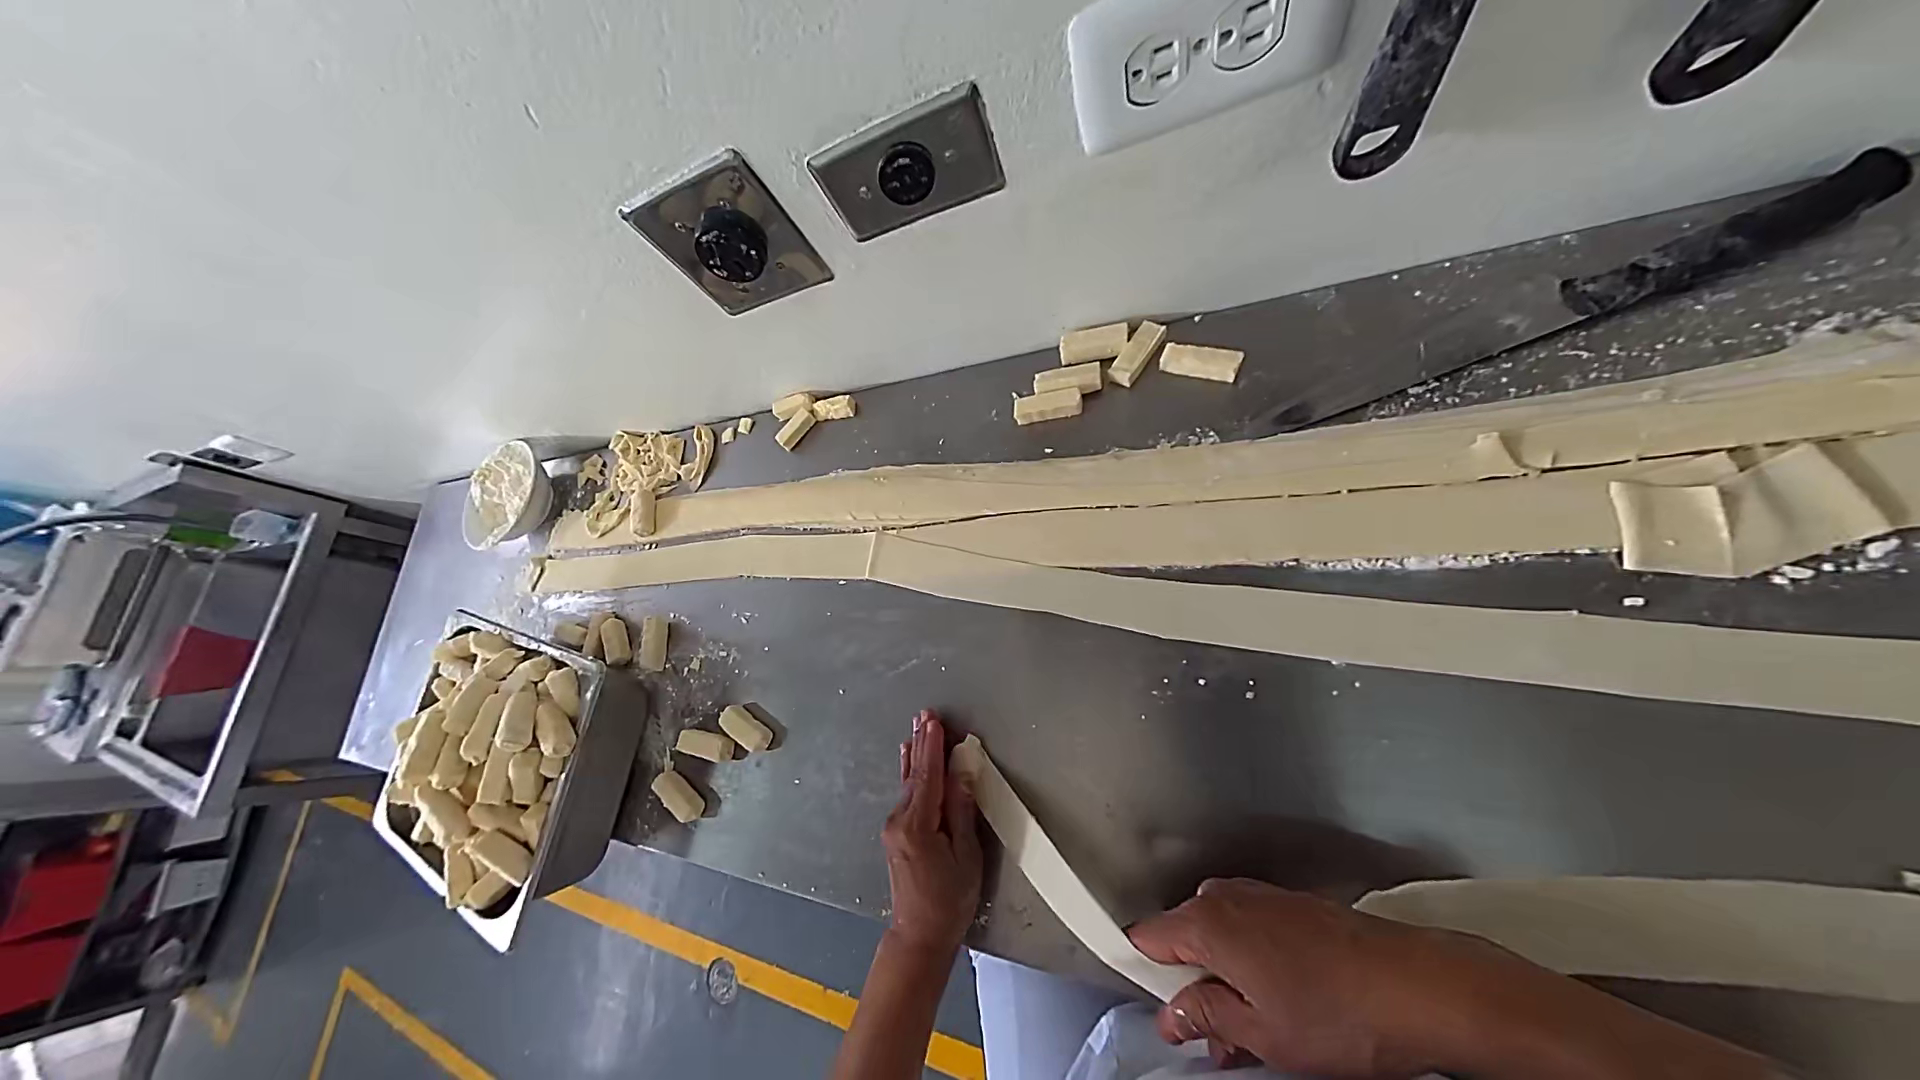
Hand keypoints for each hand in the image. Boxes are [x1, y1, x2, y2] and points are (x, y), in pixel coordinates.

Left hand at [880, 710, 981, 953]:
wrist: (919, 935)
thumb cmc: (950, 900)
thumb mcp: (967, 856)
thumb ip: (962, 811)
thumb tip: (961, 773)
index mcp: (918, 825)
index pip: (929, 776)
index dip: (934, 747)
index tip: (935, 722)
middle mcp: (899, 820)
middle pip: (915, 774)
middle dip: (922, 743)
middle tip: (924, 714)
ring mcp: (893, 826)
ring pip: (909, 783)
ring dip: (917, 755)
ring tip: (918, 729)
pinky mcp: (895, 833)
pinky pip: (907, 795)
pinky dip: (913, 774)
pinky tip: (910, 761)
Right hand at [1127, 878, 1522, 1077]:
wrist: (1420, 987)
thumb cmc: (1341, 1012)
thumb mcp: (1261, 1034)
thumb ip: (1205, 1017)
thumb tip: (1175, 1015)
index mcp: (1206, 922)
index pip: (1145, 938)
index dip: (1144, 975)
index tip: (1160, 1008)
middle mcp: (1225, 896)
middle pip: (1181, 934)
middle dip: (1190, 982)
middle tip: (1215, 1035)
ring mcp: (1258, 894)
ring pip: (1217, 933)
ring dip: (1223, 974)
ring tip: (1256, 1024)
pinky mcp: (1288, 901)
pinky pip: (1248, 925)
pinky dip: (1251, 959)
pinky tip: (1282, 998)